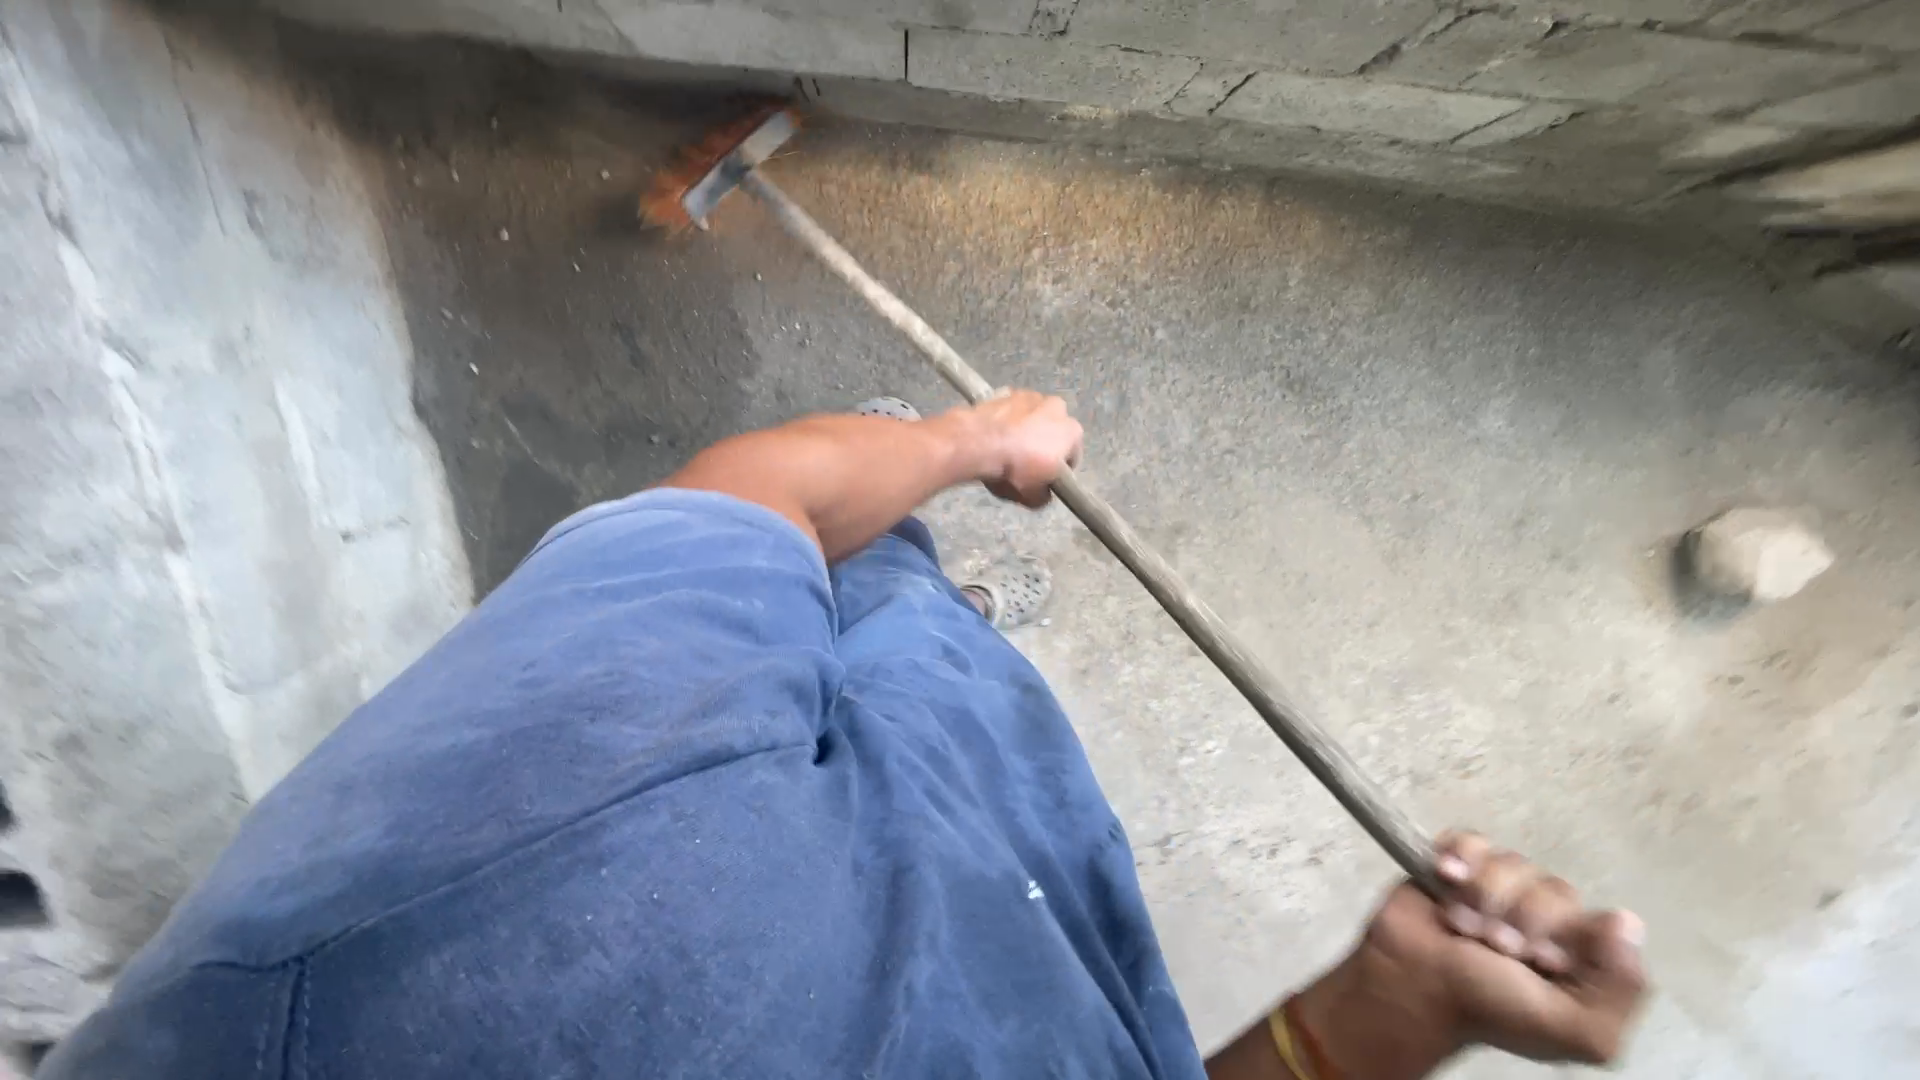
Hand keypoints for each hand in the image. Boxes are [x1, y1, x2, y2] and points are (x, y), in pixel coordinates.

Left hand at [959, 390, 1082, 507]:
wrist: (978, 443)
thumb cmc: (1015, 471)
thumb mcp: (1034, 498)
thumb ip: (1045, 495)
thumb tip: (1042, 492)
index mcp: (1073, 432)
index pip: (1071, 456)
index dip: (1058, 471)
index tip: (1043, 480)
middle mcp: (1058, 407)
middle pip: (1053, 432)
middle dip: (1043, 445)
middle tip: (1023, 465)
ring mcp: (1031, 395)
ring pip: (1032, 418)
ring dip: (1024, 430)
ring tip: (1006, 449)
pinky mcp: (1005, 391)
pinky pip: (1010, 411)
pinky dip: (1006, 420)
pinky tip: (994, 435)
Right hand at [1291, 833, 1646, 1078]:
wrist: (1411, 983)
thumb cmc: (1491, 1010)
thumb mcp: (1579, 1031)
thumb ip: (1621, 987)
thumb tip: (1625, 919)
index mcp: (1576, 954)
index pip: (1596, 919)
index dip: (1566, 934)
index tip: (1540, 960)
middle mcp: (1540, 916)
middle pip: (1552, 888)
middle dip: (1519, 918)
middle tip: (1493, 945)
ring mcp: (1494, 887)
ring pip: (1510, 862)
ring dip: (1482, 896)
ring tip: (1459, 923)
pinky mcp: (1452, 863)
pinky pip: (1471, 839)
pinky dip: (1459, 855)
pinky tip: (1445, 876)